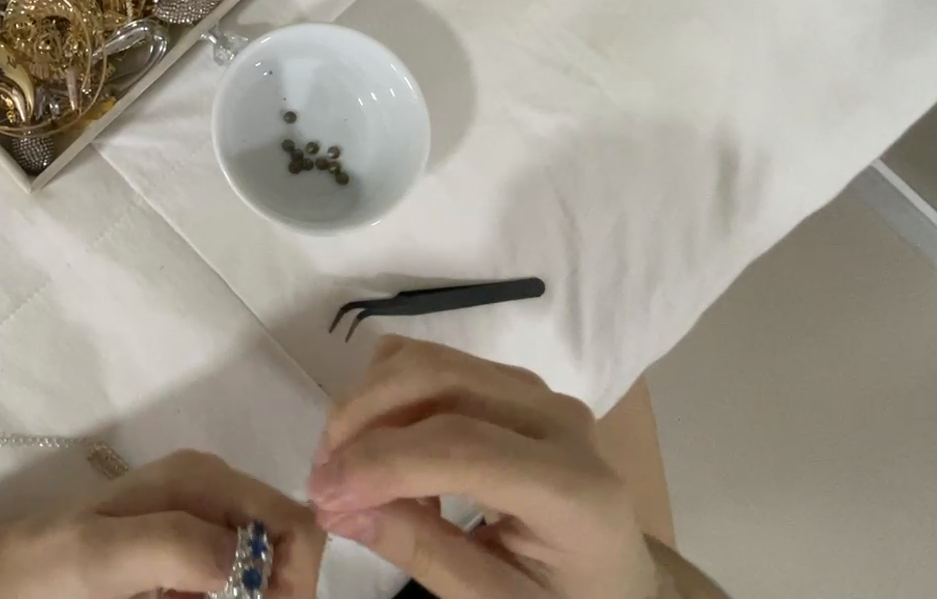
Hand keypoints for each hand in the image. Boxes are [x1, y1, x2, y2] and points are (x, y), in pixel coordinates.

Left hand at [0, 449, 324, 598]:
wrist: (8, 578)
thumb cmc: (52, 562)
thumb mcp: (104, 553)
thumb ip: (174, 545)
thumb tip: (250, 560)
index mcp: (203, 479)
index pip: (295, 521)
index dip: (297, 576)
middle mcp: (213, 494)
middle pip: (284, 552)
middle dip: (272, 594)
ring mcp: (200, 526)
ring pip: (262, 576)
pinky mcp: (187, 557)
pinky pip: (231, 586)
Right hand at [307, 338, 658, 598]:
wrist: (614, 584)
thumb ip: (419, 551)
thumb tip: (334, 506)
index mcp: (576, 489)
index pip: (461, 448)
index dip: (382, 463)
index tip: (323, 494)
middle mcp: (556, 419)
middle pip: (435, 380)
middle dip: (361, 417)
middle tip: (321, 472)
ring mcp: (531, 390)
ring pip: (424, 360)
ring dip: (367, 401)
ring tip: (345, 461)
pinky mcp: (505, 379)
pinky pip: (427, 359)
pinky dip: (386, 390)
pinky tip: (383, 442)